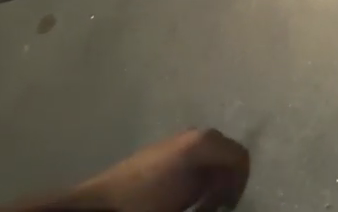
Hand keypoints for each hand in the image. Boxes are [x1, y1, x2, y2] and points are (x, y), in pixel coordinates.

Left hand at [61, 129, 249, 211]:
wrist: (96, 204)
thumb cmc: (145, 201)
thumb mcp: (188, 196)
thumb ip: (216, 185)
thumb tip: (227, 191)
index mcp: (206, 140)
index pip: (240, 157)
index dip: (241, 182)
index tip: (230, 205)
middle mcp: (197, 132)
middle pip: (227, 154)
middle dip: (225, 180)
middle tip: (215, 205)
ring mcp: (179, 138)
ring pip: (210, 156)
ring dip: (211, 179)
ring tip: (198, 203)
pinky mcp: (162, 149)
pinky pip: (192, 158)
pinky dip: (196, 175)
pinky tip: (183, 193)